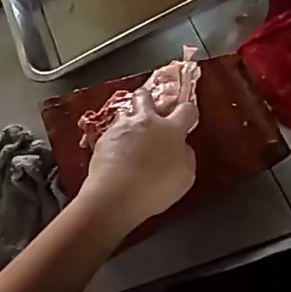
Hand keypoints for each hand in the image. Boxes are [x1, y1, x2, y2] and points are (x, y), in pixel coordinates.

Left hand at [76, 89, 197, 235]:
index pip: (186, 110)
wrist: (116, 194)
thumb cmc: (156, 188)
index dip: (188, 112)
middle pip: (146, 97)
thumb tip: (180, 147)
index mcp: (171, 129)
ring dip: (128, 119)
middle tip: (149, 109)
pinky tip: (115, 150)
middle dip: (148, 98)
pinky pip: (111, 131)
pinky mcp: (102, 138)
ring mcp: (121, 128)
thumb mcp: (185, 175)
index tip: (187, 119)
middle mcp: (145, 122)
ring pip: (124, 113)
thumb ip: (184, 155)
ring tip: (129, 133)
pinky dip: (115, 137)